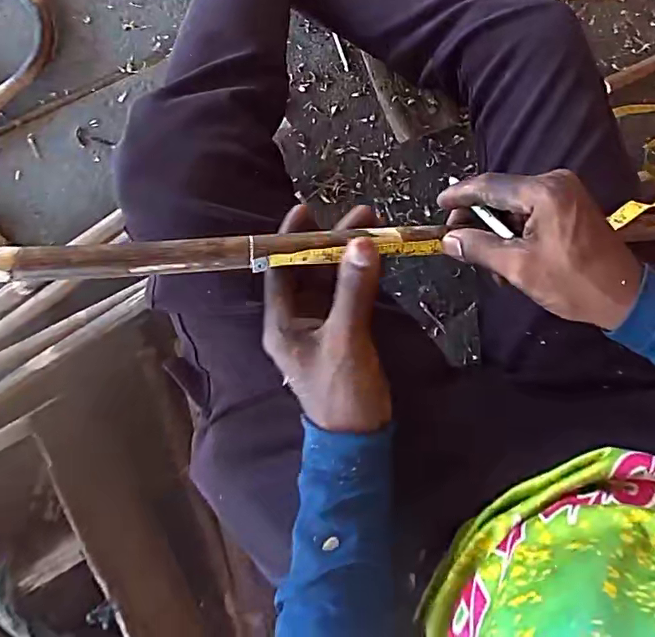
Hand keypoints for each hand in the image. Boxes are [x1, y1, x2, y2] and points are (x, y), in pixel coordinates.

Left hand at [261, 204, 391, 433]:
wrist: (360, 444)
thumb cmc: (342, 395)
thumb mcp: (347, 340)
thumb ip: (353, 291)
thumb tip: (361, 244)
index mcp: (281, 322)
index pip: (279, 269)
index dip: (290, 238)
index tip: (306, 209)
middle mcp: (295, 319)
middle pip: (308, 269)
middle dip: (330, 241)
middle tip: (360, 215)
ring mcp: (318, 325)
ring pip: (329, 279)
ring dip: (348, 255)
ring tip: (373, 226)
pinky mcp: (341, 331)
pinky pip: (346, 293)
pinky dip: (358, 274)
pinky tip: (375, 257)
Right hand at [437, 171, 643, 329]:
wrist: (628, 300)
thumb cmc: (574, 283)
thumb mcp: (518, 268)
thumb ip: (478, 247)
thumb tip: (448, 239)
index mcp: (544, 192)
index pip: (489, 185)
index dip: (460, 195)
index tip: (439, 203)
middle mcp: (555, 182)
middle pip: (500, 192)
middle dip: (477, 216)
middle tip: (458, 238)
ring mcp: (565, 191)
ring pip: (513, 203)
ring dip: (496, 227)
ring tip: (485, 256)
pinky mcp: (571, 204)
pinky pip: (530, 209)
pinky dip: (515, 228)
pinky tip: (507, 251)